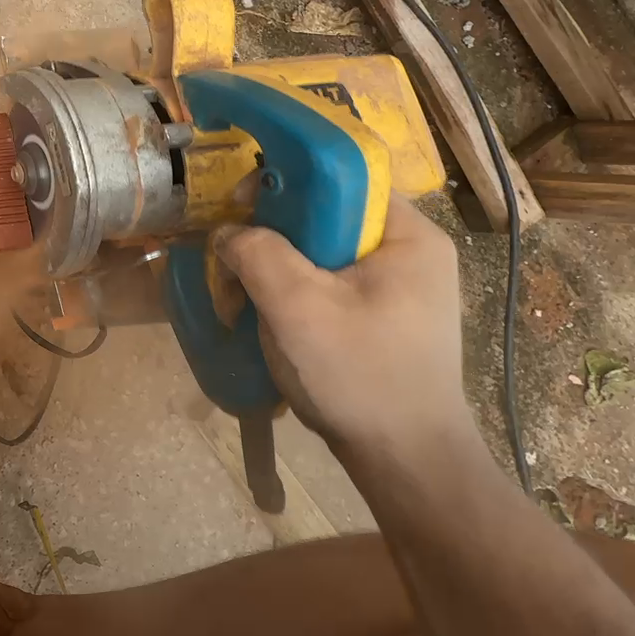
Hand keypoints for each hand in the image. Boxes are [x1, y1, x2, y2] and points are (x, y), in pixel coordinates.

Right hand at [214, 195, 471, 457]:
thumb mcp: (297, 305)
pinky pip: (317, 276)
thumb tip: (226, 231)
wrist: (402, 458)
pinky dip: (282, 286)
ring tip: (240, 290)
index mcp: (408, 236)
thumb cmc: (359, 374)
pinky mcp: (373, 310)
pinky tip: (262, 310)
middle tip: (231, 254)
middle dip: (268, 230)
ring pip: (312, 246)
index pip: (340, 178)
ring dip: (268, 263)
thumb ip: (256, 251)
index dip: (286, 180)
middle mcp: (406, 250)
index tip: (240, 204)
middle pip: (321, 212)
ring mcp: (391, 283)